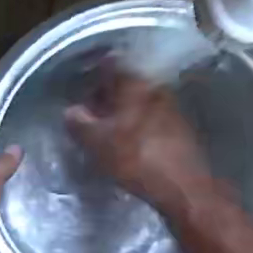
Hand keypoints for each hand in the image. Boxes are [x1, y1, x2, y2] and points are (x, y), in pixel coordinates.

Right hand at [65, 69, 211, 205]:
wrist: (182, 187)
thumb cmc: (135, 157)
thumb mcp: (96, 142)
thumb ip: (78, 122)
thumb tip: (70, 111)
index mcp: (135, 84)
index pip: (110, 65)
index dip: (92, 74)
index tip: (79, 88)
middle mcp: (156, 89)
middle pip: (125, 84)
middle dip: (105, 96)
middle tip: (87, 113)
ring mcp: (171, 108)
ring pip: (138, 102)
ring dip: (121, 112)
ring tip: (104, 131)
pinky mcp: (180, 129)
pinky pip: (150, 118)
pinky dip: (135, 125)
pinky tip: (126, 142)